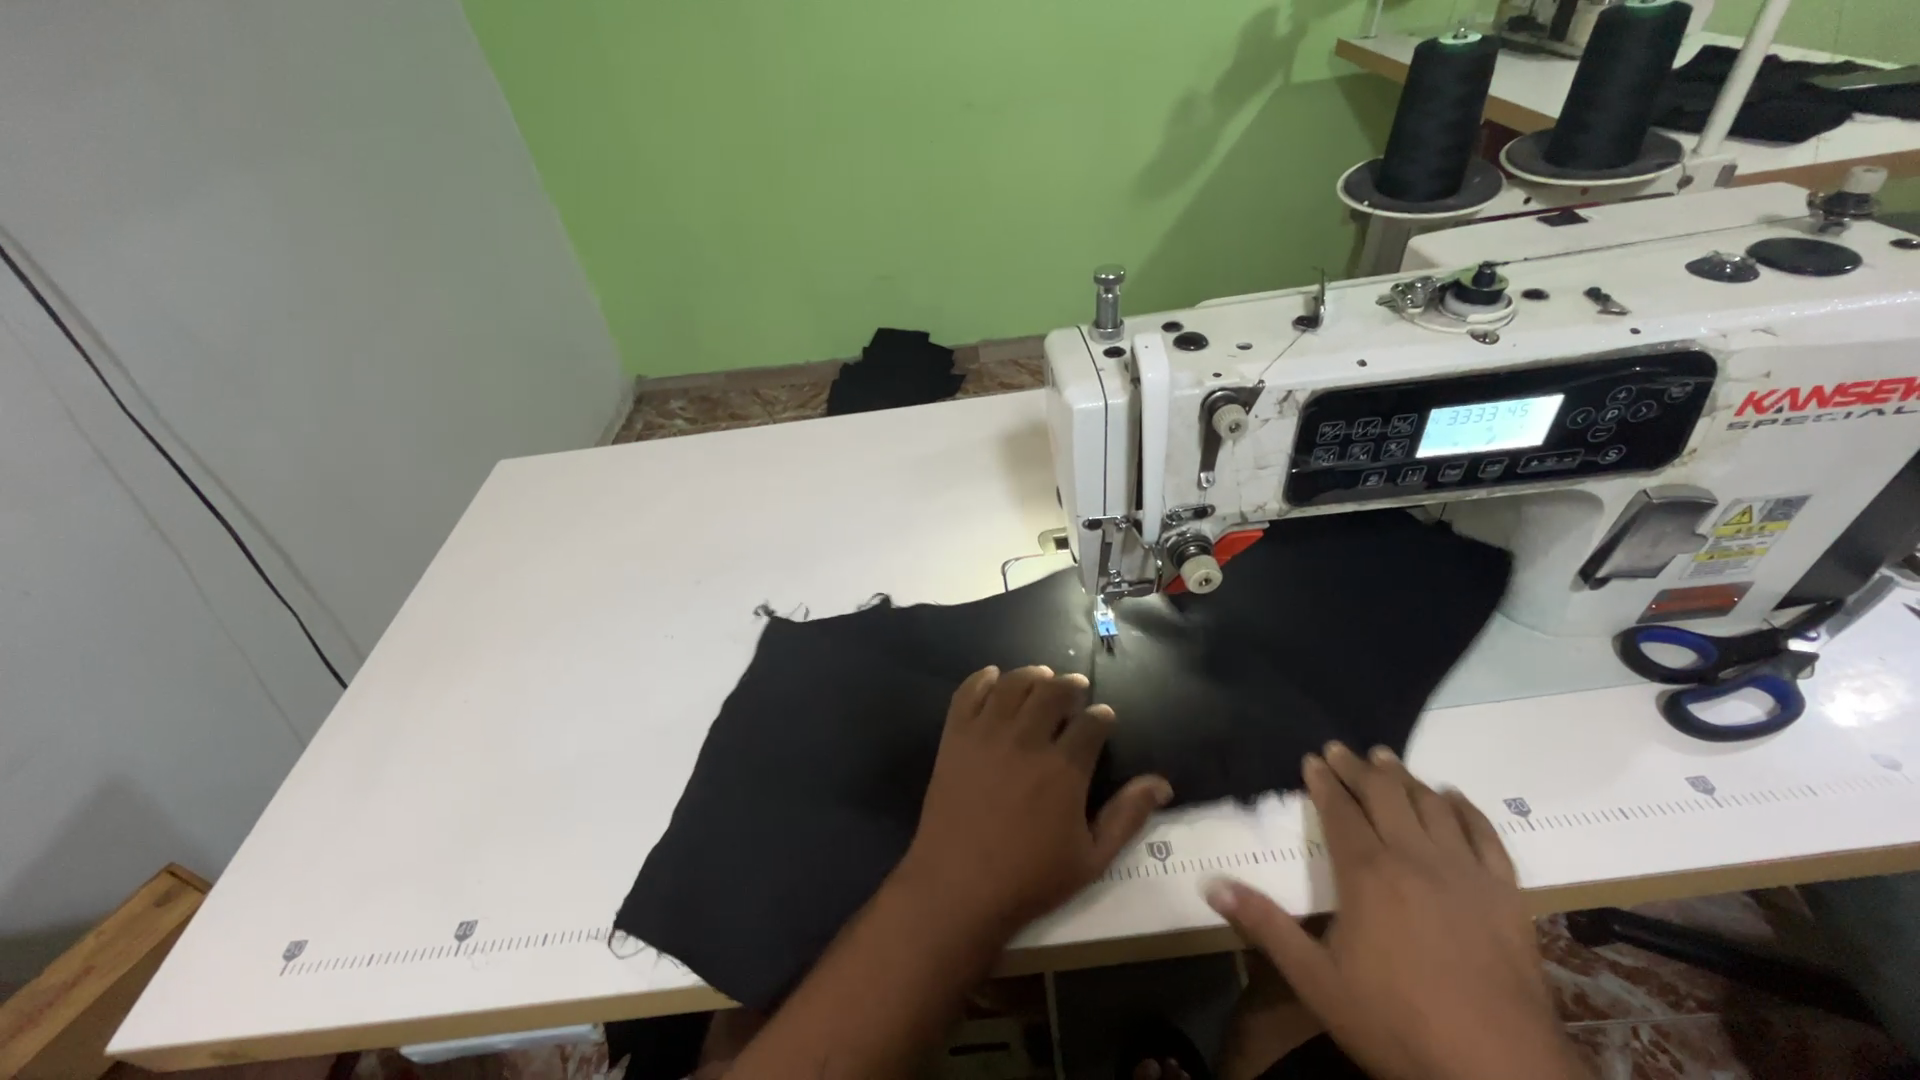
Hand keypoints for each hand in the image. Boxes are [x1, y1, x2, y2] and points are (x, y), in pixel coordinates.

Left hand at [899, 665, 1172, 931]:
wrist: (957, 888)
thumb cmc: (1029, 880)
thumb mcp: (1091, 859)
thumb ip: (1127, 816)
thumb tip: (1162, 783)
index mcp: (1064, 769)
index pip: (1092, 722)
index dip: (1102, 716)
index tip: (1103, 720)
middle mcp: (1027, 741)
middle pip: (1053, 691)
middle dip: (1070, 685)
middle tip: (1074, 690)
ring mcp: (986, 735)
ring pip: (1013, 684)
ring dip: (1032, 676)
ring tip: (1040, 680)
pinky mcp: (954, 738)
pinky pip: (969, 693)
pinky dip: (983, 679)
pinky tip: (994, 678)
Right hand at [1205, 744, 1587, 1079]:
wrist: (1497, 1066)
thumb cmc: (1395, 1022)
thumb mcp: (1316, 981)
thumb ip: (1266, 927)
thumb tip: (1212, 886)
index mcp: (1367, 874)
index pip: (1340, 811)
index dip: (1323, 781)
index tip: (1311, 758)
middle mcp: (1415, 858)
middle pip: (1385, 796)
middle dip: (1359, 768)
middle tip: (1342, 749)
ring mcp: (1465, 872)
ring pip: (1432, 806)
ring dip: (1406, 779)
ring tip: (1388, 761)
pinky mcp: (1504, 894)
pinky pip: (1484, 835)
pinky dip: (1466, 809)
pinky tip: (1453, 797)